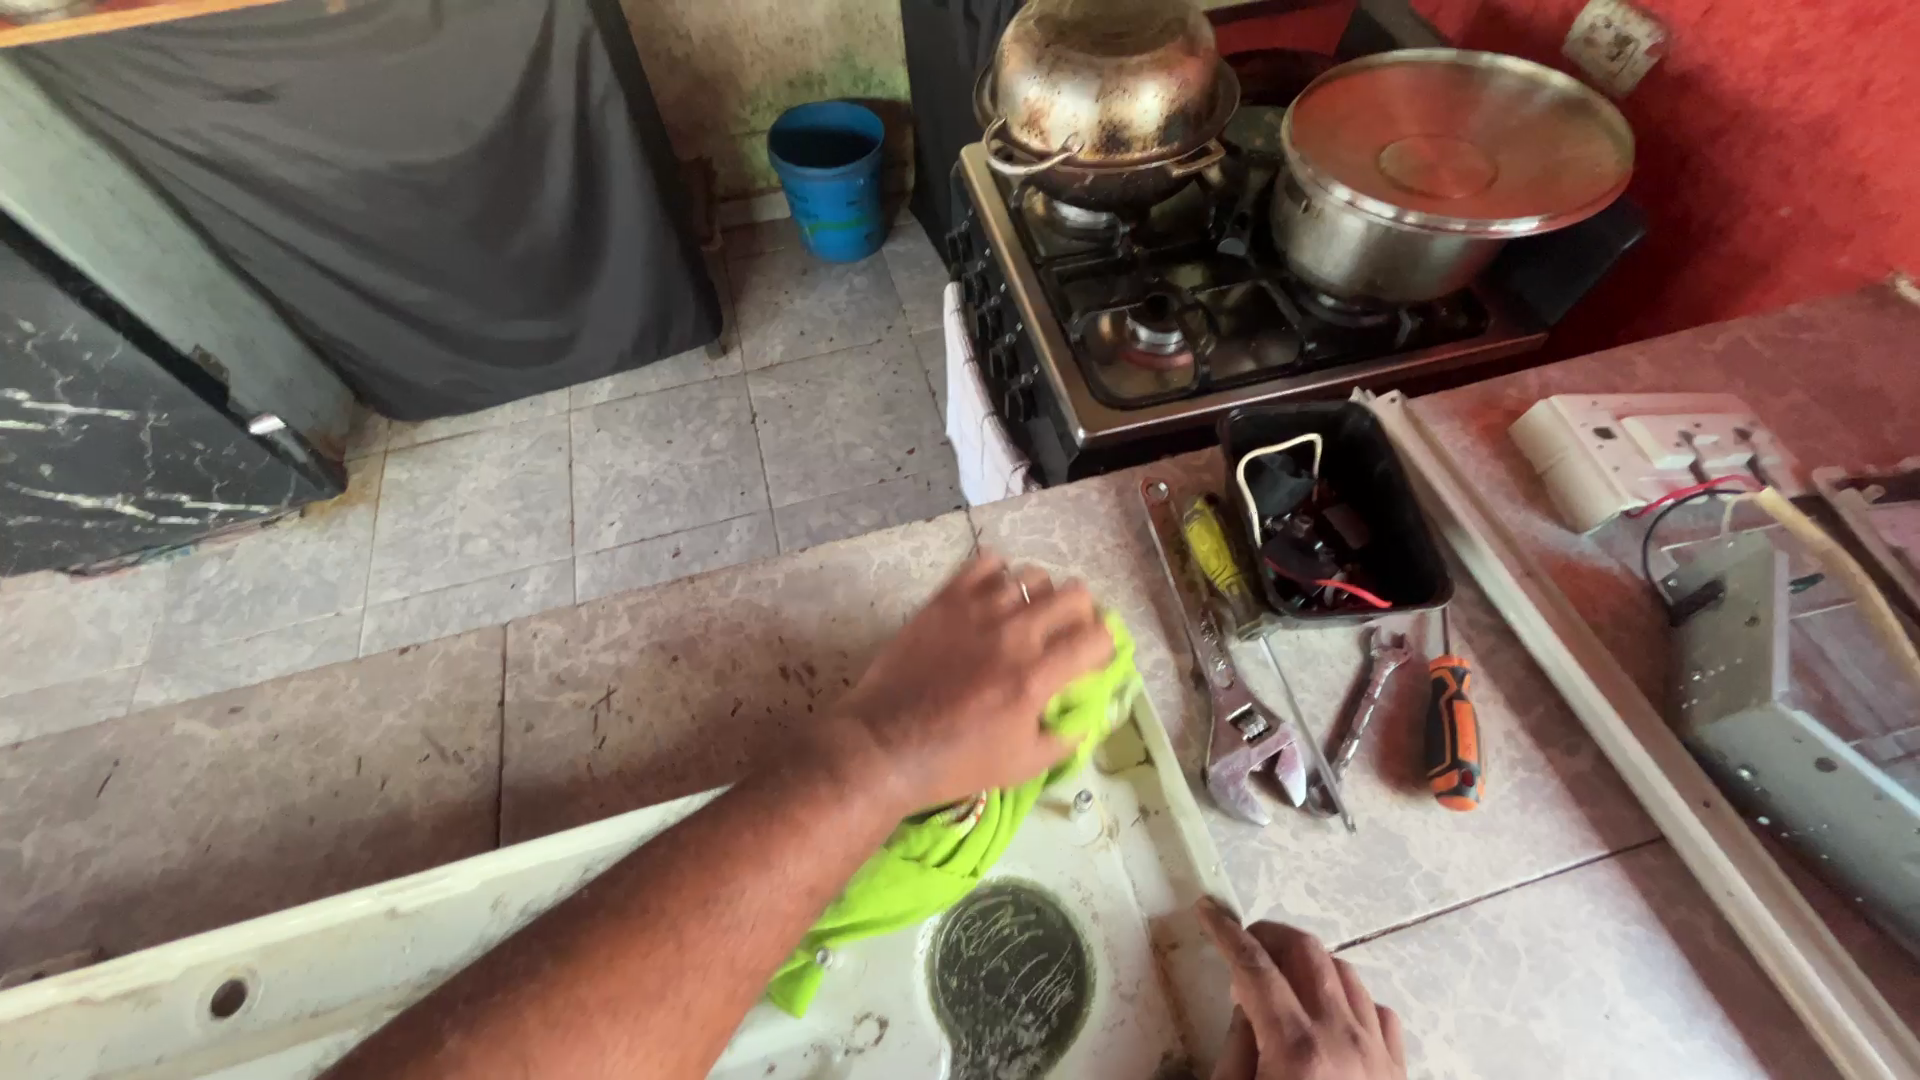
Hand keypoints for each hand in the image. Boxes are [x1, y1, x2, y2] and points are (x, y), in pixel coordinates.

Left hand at [813, 553, 1114, 813]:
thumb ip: (1063, 739)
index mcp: (1036, 677)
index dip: (1105, 645)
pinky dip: (998, 575)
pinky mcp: (945, 599)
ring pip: (1032, 575)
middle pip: (1075, 594)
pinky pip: (986, 563)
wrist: (886, 744)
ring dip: (1040, 594)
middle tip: (1066, 633)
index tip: (1092, 657)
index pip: (1097, 637)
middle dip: (1081, 614)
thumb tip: (1084, 718)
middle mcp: (1014, 634)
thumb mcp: (1022, 767)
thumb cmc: (954, 762)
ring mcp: (978, 610)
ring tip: (1027, 614)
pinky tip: (992, 597)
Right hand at [1196, 897, 1406, 1079]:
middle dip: (1269, 936)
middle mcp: (1342, 1039)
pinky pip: (1379, 1012)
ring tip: (1283, 982)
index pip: (1254, 966)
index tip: (1207, 909)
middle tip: (1244, 946)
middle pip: (1306, 952)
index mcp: (1296, 1048)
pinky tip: (1330, 1015)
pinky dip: (1350, 1001)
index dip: (1225, 931)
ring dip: (1308, 964)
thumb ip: (1235, 1046)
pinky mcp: (1399, 1074)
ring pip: (1344, 972)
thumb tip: (1244, 1006)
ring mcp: (1378, 1056)